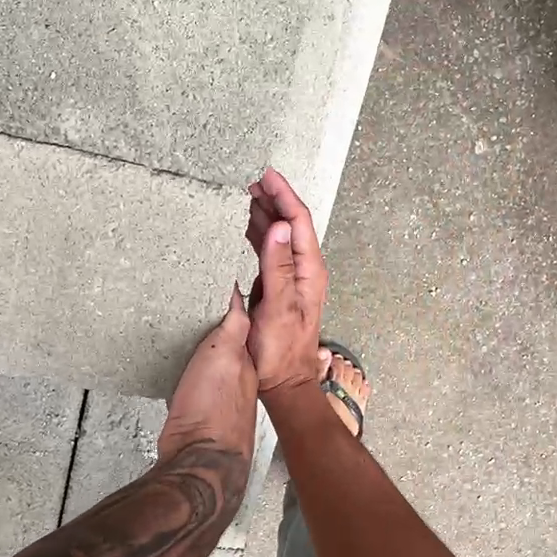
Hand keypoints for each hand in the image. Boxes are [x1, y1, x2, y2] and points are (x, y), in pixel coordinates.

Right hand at [245, 167, 327, 397]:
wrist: (283, 381)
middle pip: (292, 224)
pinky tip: (247, 226)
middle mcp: (303, 270)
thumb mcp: (279, 308)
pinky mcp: (278, 287)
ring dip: (267, 214)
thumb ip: (279, 267)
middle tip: (253, 180)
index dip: (285, 196)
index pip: (299, 222)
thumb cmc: (282, 351)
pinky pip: (270, 251)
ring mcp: (291, 278)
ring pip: (280, 236)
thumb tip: (281, 227)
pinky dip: (259, 234)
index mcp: (309, 271)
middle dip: (275, 199)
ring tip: (248, 195)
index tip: (268, 175)